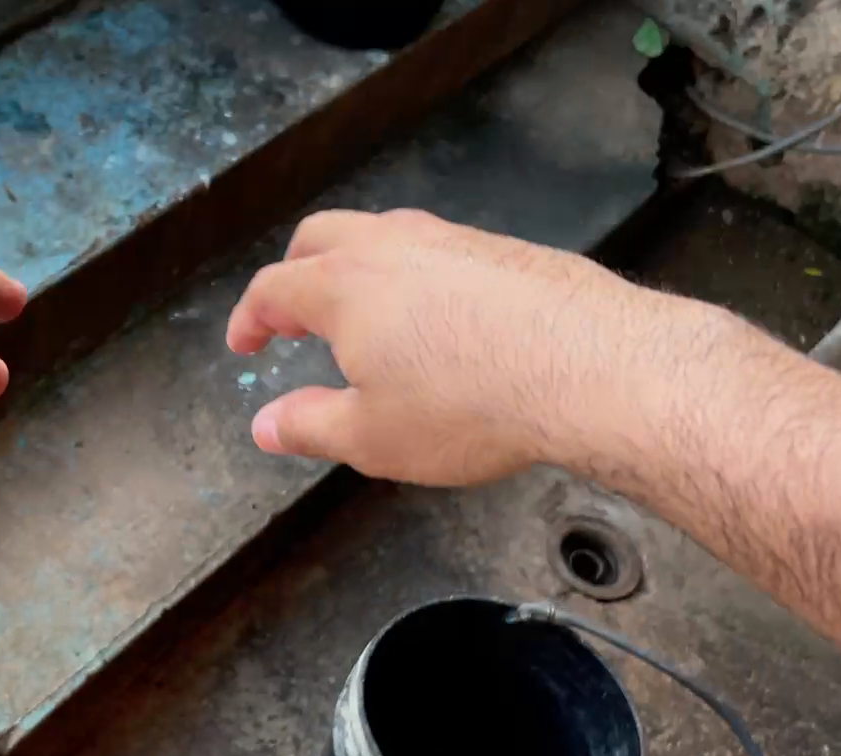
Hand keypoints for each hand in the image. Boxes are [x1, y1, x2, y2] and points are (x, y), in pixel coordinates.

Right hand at [226, 208, 723, 485]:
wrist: (597, 371)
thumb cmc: (463, 409)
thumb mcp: (368, 437)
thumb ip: (305, 426)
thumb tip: (261, 425)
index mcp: (345, 288)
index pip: (273, 289)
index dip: (248, 319)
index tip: (243, 347)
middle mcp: (391, 246)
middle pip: (318, 237)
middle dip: (291, 276)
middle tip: (290, 321)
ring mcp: (451, 239)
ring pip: (377, 232)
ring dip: (348, 268)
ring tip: (357, 316)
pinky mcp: (502, 248)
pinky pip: (430, 247)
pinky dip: (403, 273)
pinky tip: (428, 317)